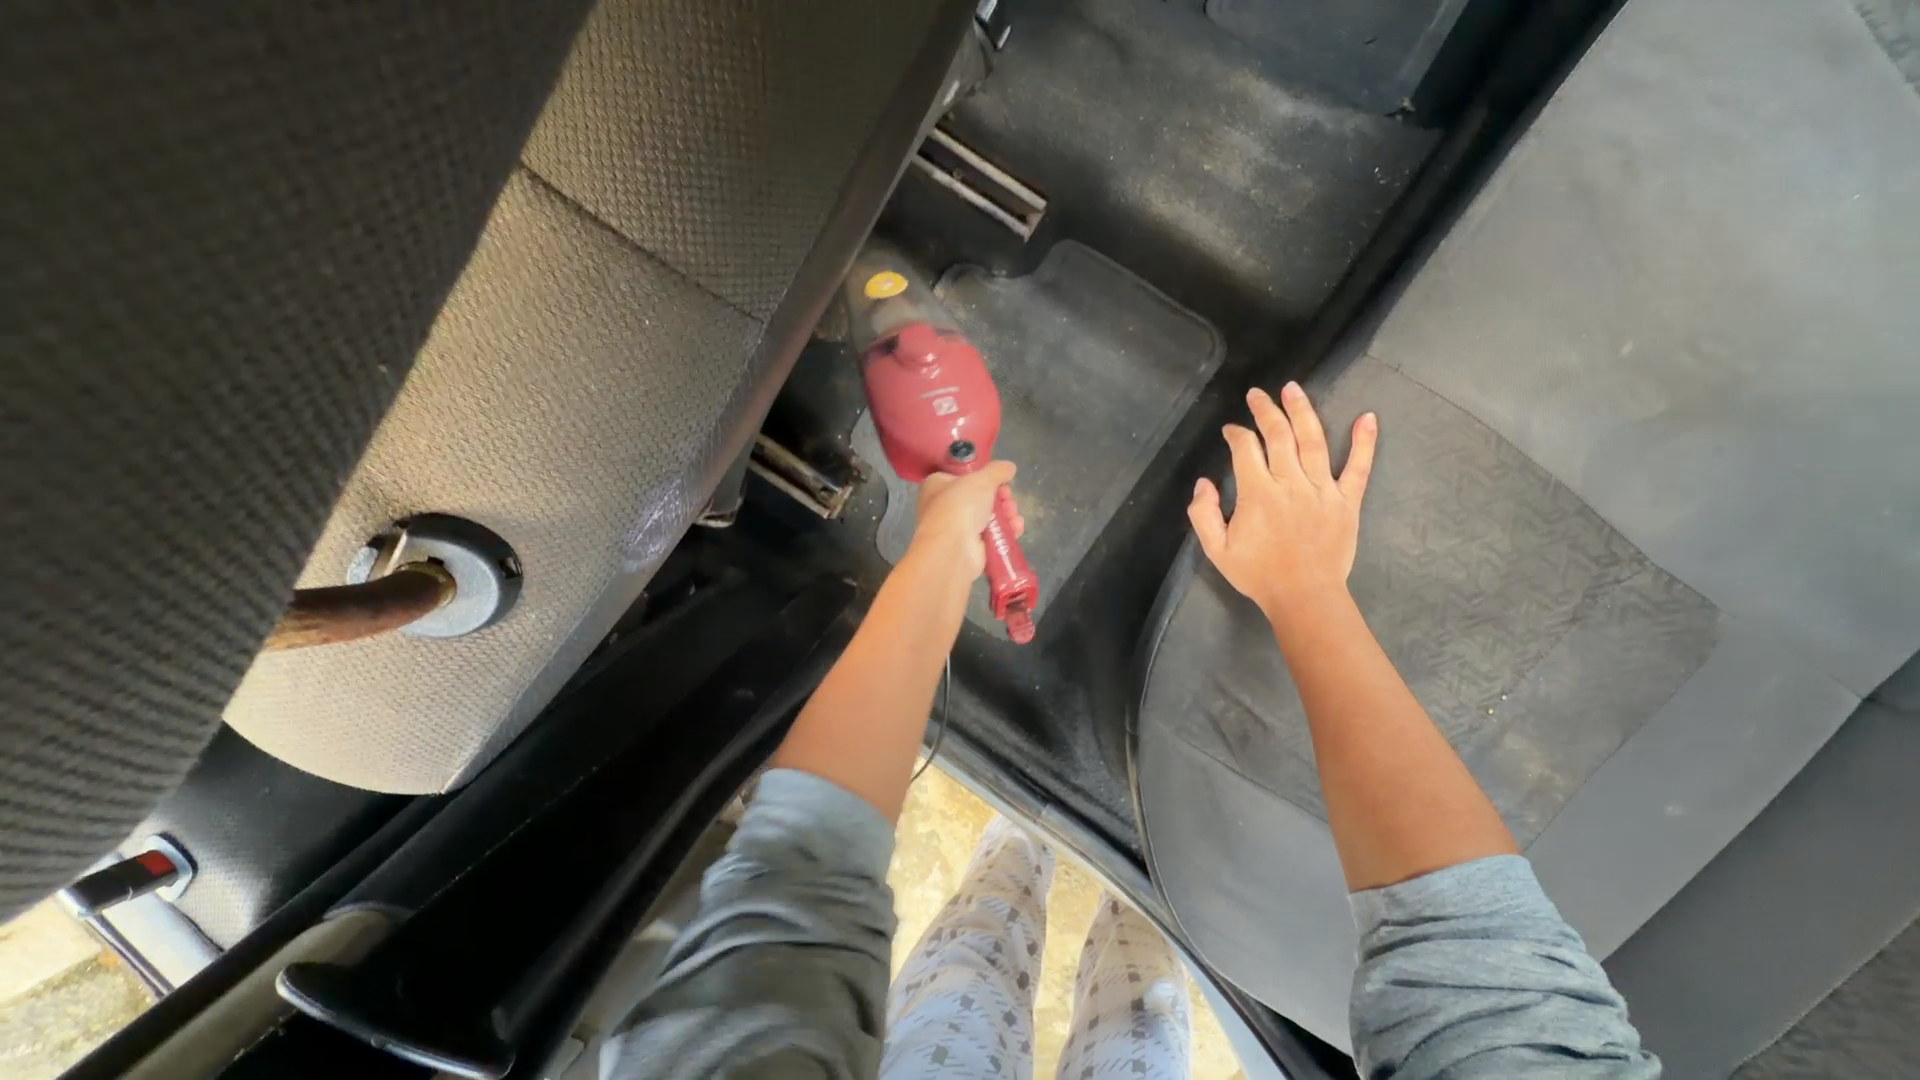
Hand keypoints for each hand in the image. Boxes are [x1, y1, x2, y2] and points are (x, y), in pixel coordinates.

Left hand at [909, 460, 1022, 579]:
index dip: (984, 477)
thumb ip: (997, 471)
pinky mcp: (971, 548)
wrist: (952, 550)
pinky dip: (1006, 531)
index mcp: (937, 486)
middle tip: (1008, 499)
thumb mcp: (980, 479)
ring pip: (989, 517)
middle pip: (981, 498)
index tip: (1000, 480)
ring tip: (1013, 515)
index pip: (962, 477)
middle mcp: (944, 507)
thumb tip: (1009, 467)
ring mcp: (957, 529)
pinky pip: (993, 536)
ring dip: (1007, 514)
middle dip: (1001, 498)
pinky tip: (1016, 528)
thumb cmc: (959, 506)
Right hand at [1189, 382, 1376, 619]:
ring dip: (1302, 411)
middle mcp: (1290, 483)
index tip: (1231, 430)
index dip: (1236, 434)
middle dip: (1265, 410)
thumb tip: (1204, 482)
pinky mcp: (1346, 501)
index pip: (1245, 449)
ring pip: (1313, 440)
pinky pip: (1358, 467)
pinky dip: (1364, 442)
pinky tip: (1368, 418)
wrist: (1304, 596)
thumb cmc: (1258, 574)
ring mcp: (1322, 490)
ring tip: (1293, 390)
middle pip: (1278, 435)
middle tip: (1258, 394)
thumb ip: (1203, 514)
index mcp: (1258, 493)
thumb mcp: (1216, 549)